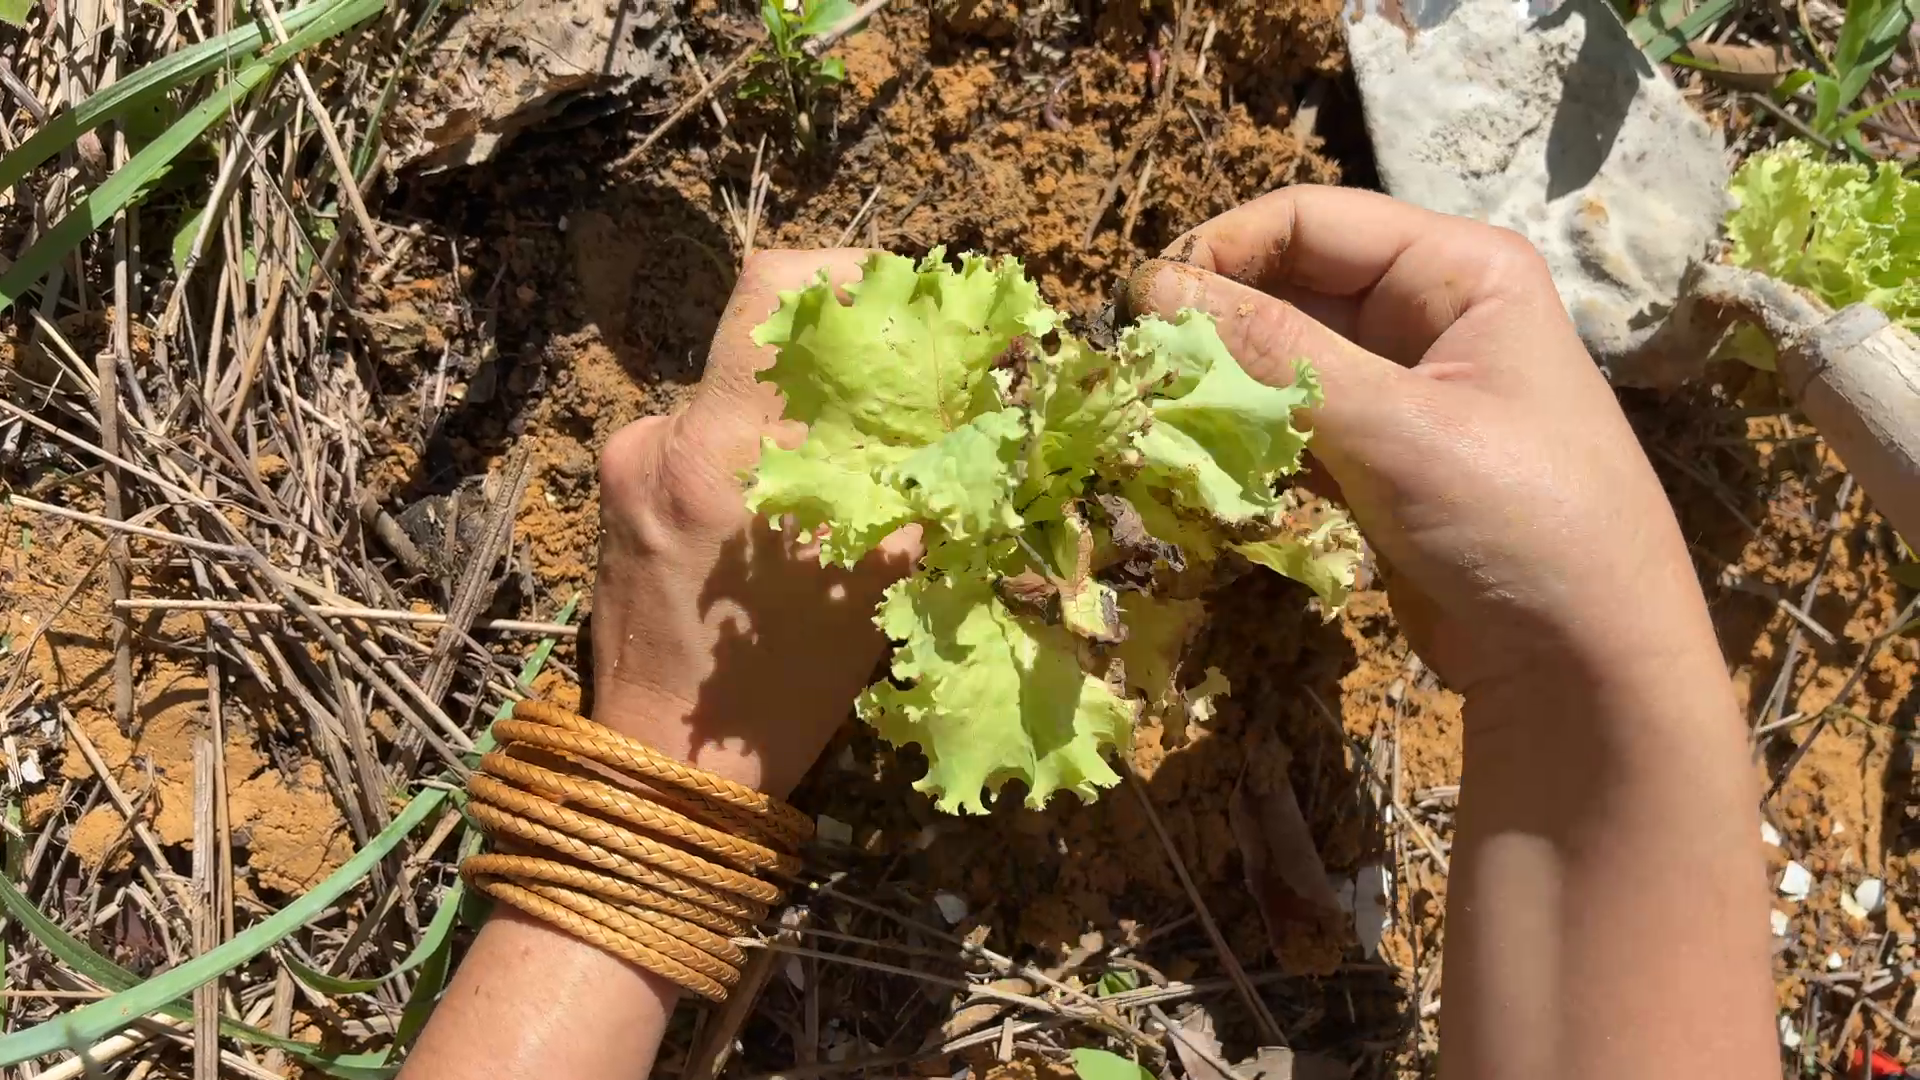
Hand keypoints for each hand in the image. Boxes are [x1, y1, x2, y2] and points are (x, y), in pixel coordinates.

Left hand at [588, 249, 915, 796]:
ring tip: (831, 477)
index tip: (895, 303)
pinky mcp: (615, 490)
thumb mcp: (872, 584)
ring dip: (788, 417)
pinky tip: (776, 514)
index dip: (841, 275)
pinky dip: (749, 452)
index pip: (770, 293)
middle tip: (886, 403)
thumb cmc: (780, 689)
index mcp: (721, 453)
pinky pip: (699, 440)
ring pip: (731, 398)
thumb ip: (916, 491)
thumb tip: (972, 426)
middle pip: (759, 346)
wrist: (663, 763)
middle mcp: (658, 437)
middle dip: (832, 363)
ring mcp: (626, 461)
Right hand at [1127, 186, 1720, 697]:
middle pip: (1285, 288)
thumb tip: (1154, 290)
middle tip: (1142, 369)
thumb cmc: (1514, 521)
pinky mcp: (1363, 451)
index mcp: (1451, 270)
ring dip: (1217, 383)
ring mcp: (1389, 387)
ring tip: (1161, 415)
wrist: (1575, 659)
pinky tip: (1202, 455)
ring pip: (1276, 358)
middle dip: (1211, 323)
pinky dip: (1240, 432)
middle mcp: (1417, 315)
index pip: (1306, 221)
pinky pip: (1283, 418)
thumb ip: (1273, 353)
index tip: (1142, 308)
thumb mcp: (1392, 425)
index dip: (1218, 252)